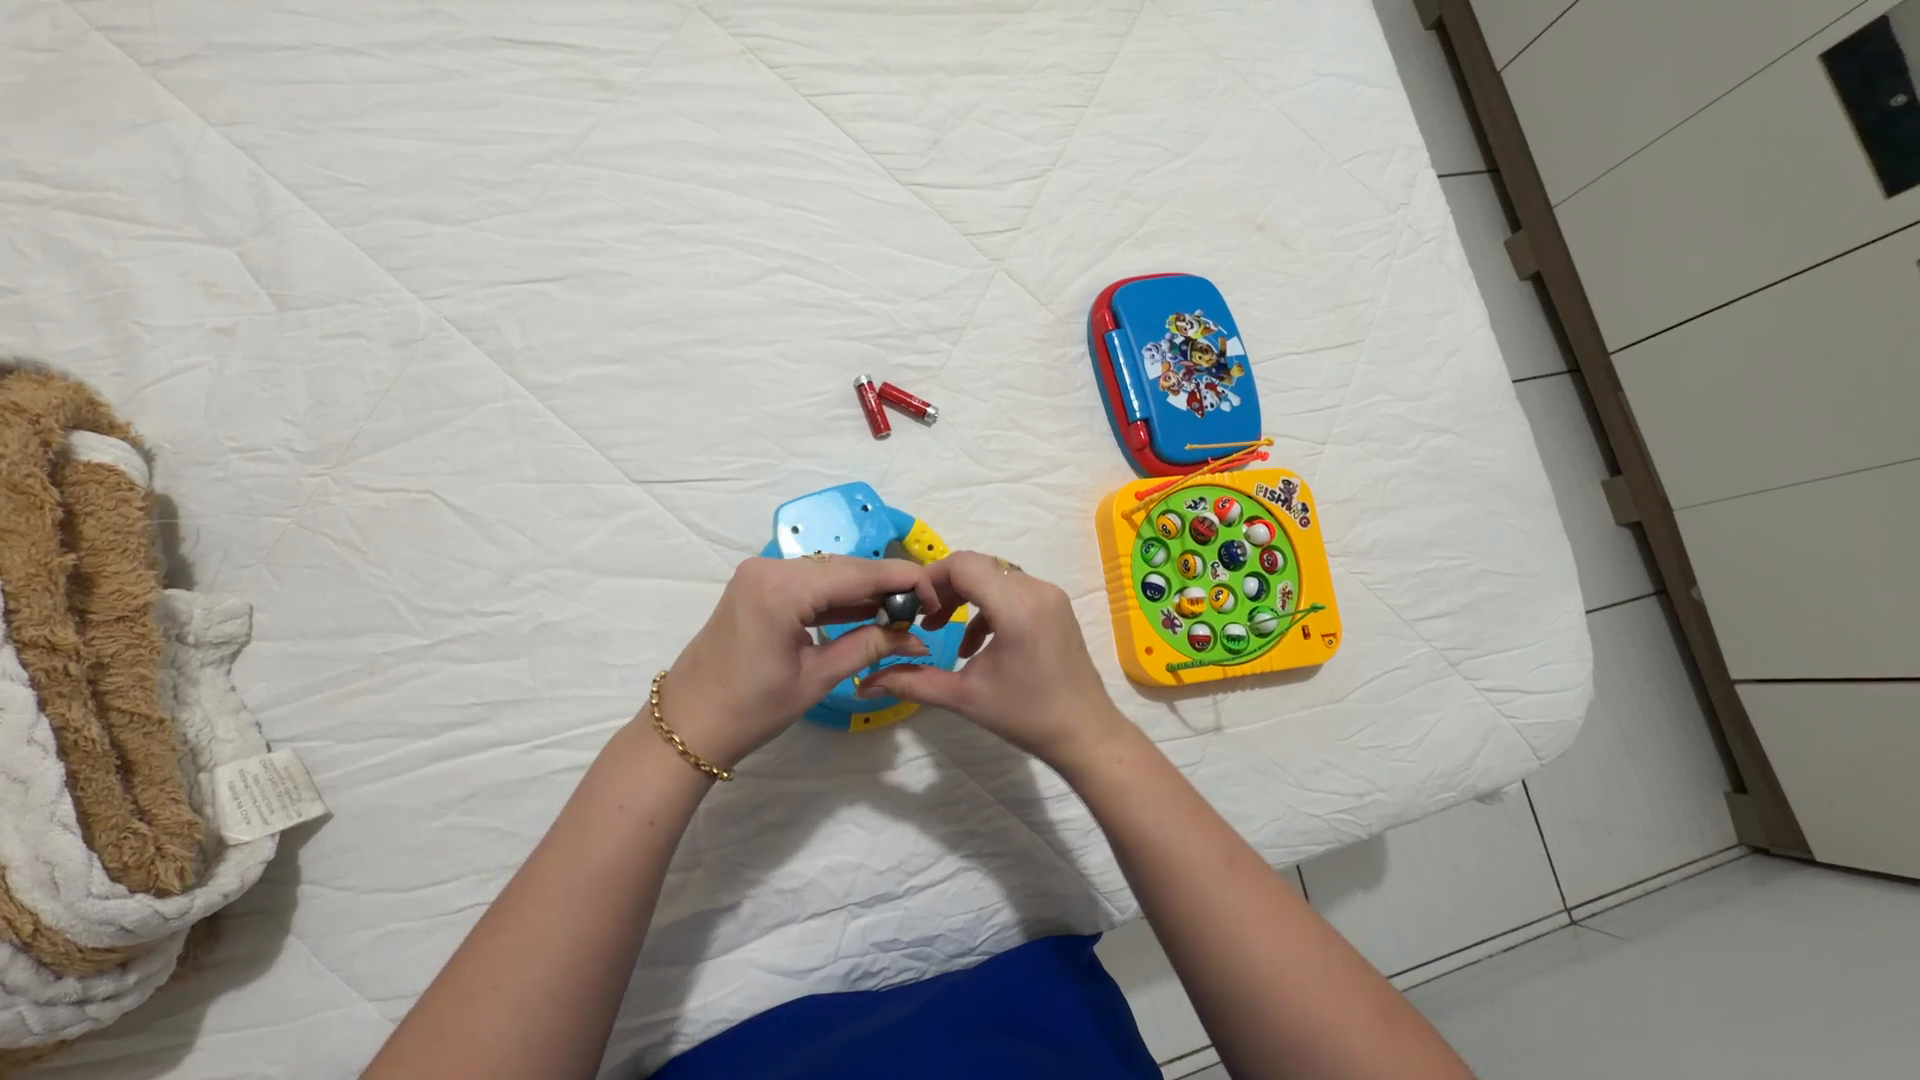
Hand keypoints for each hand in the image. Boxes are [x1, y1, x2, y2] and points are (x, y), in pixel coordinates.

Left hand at [656, 556, 938, 768]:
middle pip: (844, 567)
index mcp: (781, 588)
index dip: (902, 580)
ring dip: (863, 590)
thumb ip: (868, 646)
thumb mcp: (816, 678)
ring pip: (827, 573)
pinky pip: (807, 583)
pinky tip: (866, 611)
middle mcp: (769, 568)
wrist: (687, 725)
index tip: (935, 594)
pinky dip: (836, 597)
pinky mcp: (755, 586)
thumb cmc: (750, 709)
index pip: (858, 573)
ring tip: (902, 612)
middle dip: (886, 585)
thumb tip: (916, 637)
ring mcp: (759, 574)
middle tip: (923, 608)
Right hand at [860, 551, 1127, 768]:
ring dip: (965, 595)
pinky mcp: (1057, 605)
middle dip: (944, 587)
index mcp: (1016, 608)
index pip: (963, 565)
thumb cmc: (1026, 716)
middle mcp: (1036, 590)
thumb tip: (865, 682)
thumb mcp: (964, 698)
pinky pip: (1013, 588)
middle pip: (978, 565)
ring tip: (942, 628)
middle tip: (922, 617)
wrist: (1085, 733)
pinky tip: (975, 643)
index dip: (931, 579)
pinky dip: (988, 604)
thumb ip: (912, 683)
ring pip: (995, 575)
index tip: (914, 608)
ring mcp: (1051, 595)